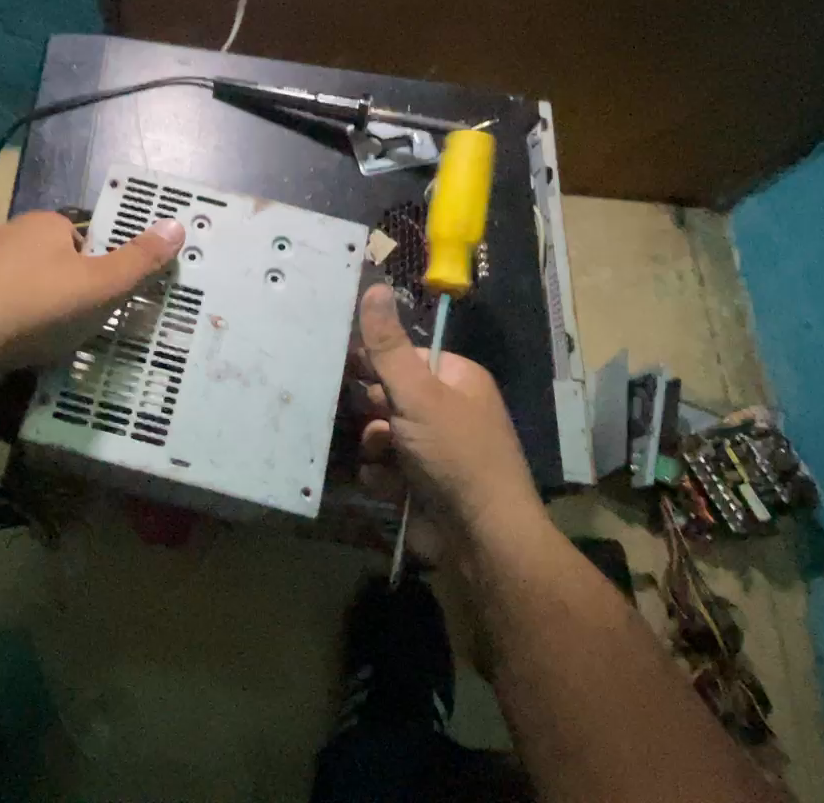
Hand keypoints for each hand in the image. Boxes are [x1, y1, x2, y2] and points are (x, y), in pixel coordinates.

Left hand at [0, 210, 185, 378]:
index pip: (84, 239)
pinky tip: (17, 353)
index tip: (103, 303)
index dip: (98, 270)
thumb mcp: (102, 286)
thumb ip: (140, 260)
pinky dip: (12, 330)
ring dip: (39, 315)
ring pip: (24, 291)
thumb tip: (177, 225)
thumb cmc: (38, 305)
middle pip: (54, 265)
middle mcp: (9, 236)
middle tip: (81, 328)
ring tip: (50, 346)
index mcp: (45, 224)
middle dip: (68, 294)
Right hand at [355, 284, 544, 551]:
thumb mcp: (418, 394)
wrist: (481, 538)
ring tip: (386, 461)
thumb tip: (373, 286)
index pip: (403, 356)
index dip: (374, 362)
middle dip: (375, 413)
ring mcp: (434, 449)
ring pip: (380, 434)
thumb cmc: (455, 454)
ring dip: (376, 449)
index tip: (342, 367)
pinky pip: (383, 468)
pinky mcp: (420, 483)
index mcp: (457, 378)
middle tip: (379, 426)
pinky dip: (383, 478)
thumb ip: (388, 346)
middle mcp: (448, 409)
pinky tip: (392, 489)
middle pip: (387, 396)